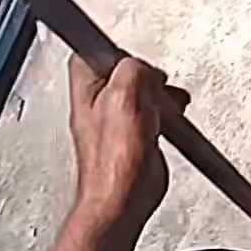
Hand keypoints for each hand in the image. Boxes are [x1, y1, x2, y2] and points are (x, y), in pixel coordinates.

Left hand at [67, 54, 169, 234]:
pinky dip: (166, 115)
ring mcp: (117, 118)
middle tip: (154, 91)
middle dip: (150, 80)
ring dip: (161, 99)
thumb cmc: (116, 161)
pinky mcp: (136, 133)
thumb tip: (145, 68)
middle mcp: (97, 102)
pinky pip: (154, 112)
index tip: (142, 71)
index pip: (103, 53)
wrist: (125, 197)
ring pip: (144, 92)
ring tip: (161, 111)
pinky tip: (165, 125)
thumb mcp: (125, 99)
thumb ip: (134, 71)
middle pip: (129, 71)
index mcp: (85, 88)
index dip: (128, 58)